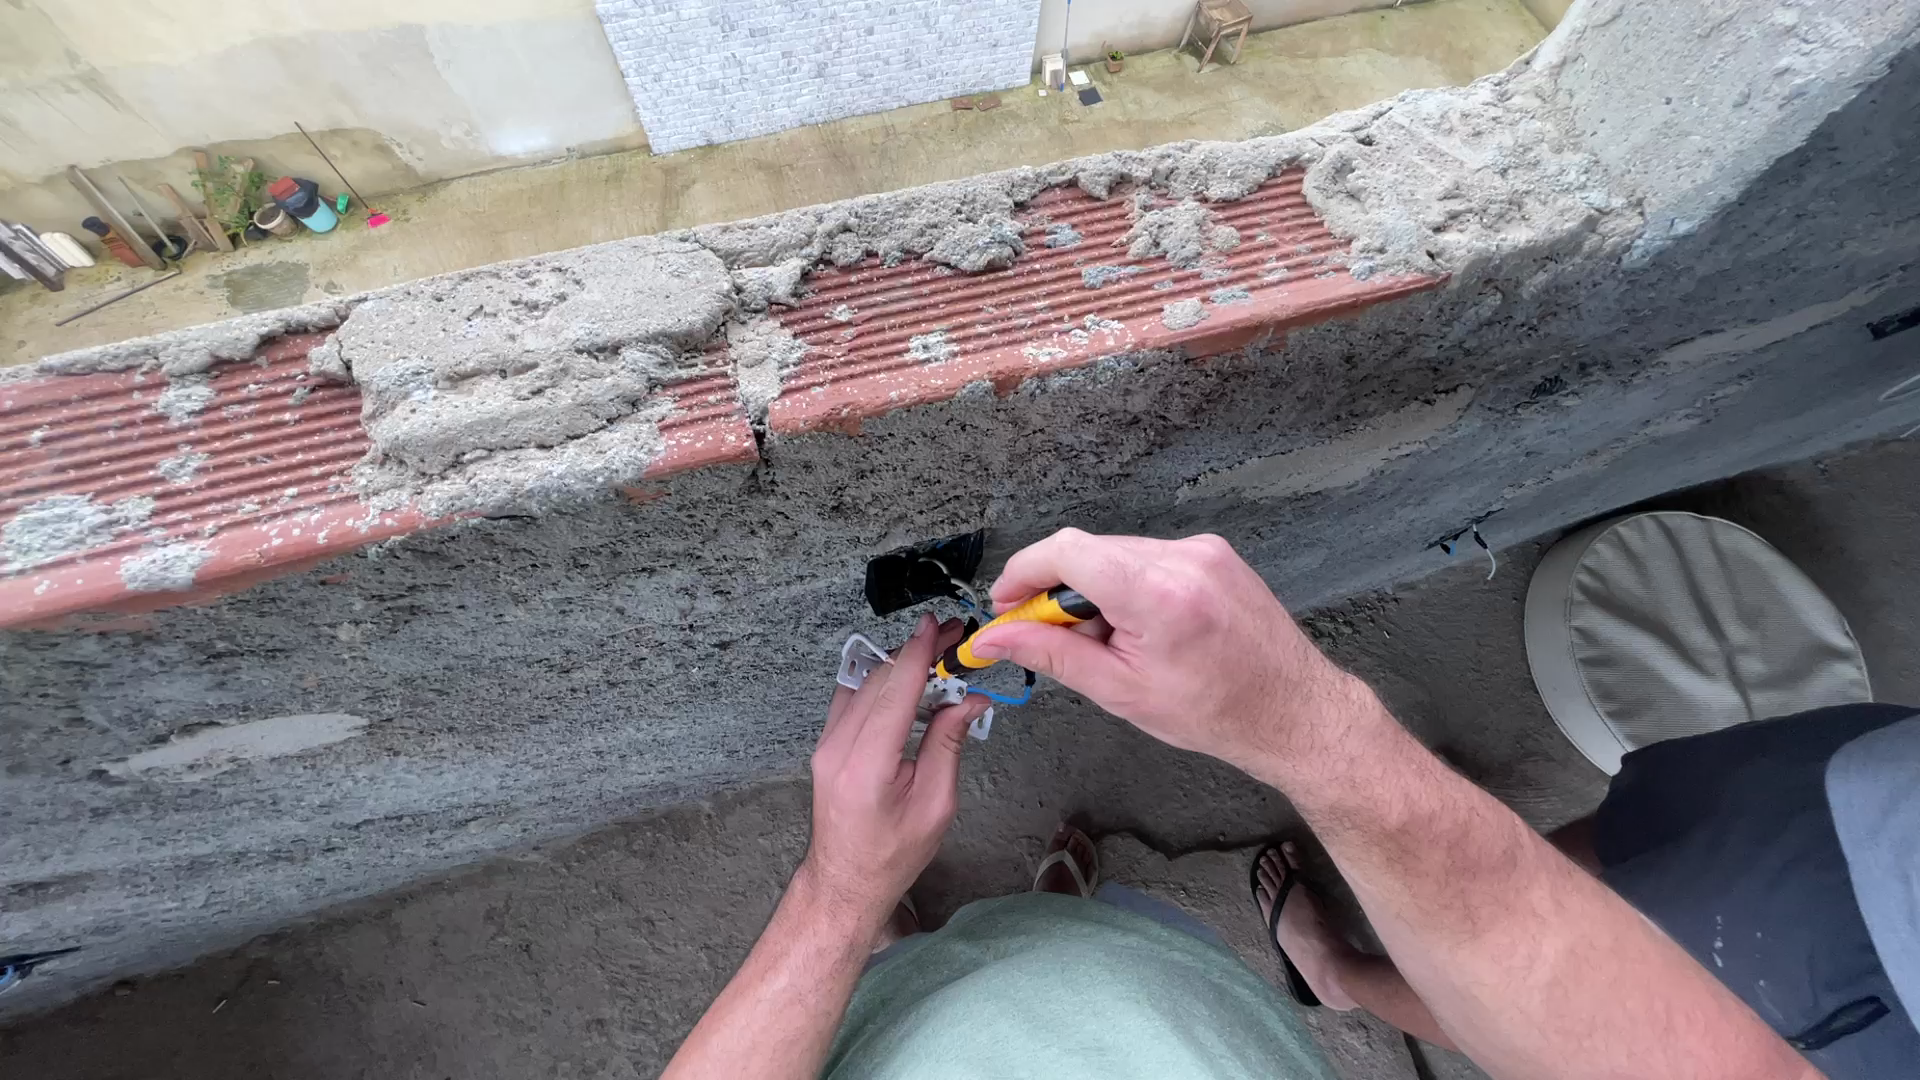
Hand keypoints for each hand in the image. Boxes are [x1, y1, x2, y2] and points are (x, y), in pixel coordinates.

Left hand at [800, 614, 988, 926]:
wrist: (845, 881)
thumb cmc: (893, 853)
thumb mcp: (936, 803)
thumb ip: (948, 743)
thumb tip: (971, 699)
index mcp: (867, 765)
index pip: (895, 691)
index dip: (918, 653)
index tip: (937, 626)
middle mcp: (838, 747)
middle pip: (879, 679)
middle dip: (916, 652)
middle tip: (951, 637)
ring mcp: (826, 743)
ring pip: (863, 682)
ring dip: (899, 662)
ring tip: (934, 652)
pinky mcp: (825, 743)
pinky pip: (851, 696)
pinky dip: (880, 680)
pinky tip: (905, 677)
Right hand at [971, 530, 1361, 773]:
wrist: (1294, 711)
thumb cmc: (1214, 712)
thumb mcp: (1120, 691)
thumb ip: (1050, 654)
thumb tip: (993, 638)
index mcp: (1158, 594)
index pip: (1068, 551)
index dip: (1024, 572)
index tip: (1006, 604)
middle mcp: (1182, 558)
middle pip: (1087, 551)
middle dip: (1055, 588)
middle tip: (1043, 632)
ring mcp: (1202, 549)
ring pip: (1114, 552)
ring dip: (1090, 587)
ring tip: (1103, 637)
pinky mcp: (1212, 551)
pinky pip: (1145, 555)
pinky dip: (1123, 582)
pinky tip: (1134, 622)